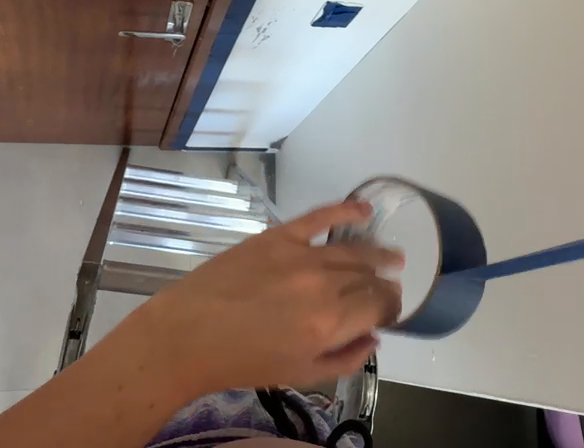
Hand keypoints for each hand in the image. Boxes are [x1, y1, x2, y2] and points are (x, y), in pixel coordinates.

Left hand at [116, 201, 402, 395]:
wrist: (191, 332)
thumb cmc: (244, 361)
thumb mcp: (300, 374)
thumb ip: (345, 358)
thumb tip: (373, 337)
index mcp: (329, 323)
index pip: (378, 306)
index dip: (390, 308)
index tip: (391, 309)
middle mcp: (322, 285)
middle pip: (367, 277)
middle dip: (383, 284)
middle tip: (389, 287)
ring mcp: (301, 255)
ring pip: (352, 249)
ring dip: (376, 253)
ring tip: (392, 256)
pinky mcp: (280, 235)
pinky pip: (321, 216)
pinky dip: (346, 209)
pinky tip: (365, 209)